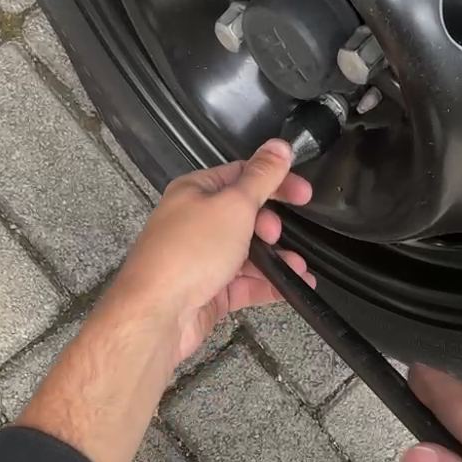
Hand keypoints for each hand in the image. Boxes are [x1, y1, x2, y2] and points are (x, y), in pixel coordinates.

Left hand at [101, 138, 313, 364]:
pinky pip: (244, 283)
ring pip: (248, 254)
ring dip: (276, 259)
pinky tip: (290, 288)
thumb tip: (279, 147)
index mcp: (195, 192)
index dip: (275, 181)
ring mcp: (201, 259)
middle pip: (246, 217)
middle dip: (271, 226)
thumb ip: (261, 177)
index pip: (242, 176)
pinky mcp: (208, 290)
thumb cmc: (186, 254)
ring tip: (297, 267)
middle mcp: (195, 223)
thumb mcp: (234, 205)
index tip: (303, 193)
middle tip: (276, 235)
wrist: (158, 313)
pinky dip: (267, 284)